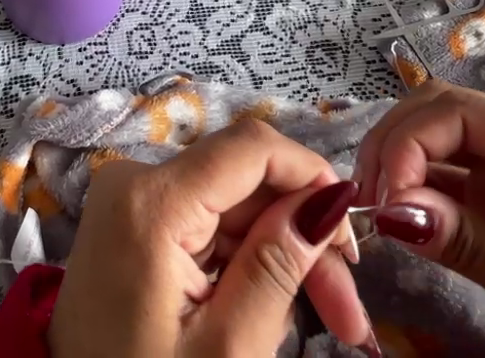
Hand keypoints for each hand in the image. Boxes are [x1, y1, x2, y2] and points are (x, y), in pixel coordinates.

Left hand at [48, 119, 377, 356]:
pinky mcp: (135, 217)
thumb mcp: (227, 348)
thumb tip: (330, 199)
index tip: (352, 231)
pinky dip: (247, 259)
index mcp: (151, 201)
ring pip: (235, 204)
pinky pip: (209, 221)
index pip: (251, 147)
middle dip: (304, 236)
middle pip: (247, 182)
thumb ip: (278, 265)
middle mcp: (136, 178)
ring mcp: (132, 196)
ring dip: (282, 254)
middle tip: (349, 313)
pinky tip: (269, 307)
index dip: (311, 175)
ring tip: (328, 321)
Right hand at [351, 83, 484, 357]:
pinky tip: (393, 215)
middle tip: (364, 198)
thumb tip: (389, 209)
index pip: (466, 113)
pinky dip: (413, 192)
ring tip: (372, 208)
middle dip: (396, 144)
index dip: (411, 140)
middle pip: (445, 114)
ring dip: (398, 165)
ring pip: (439, 143)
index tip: (381, 196)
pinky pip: (447, 179)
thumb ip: (472, 244)